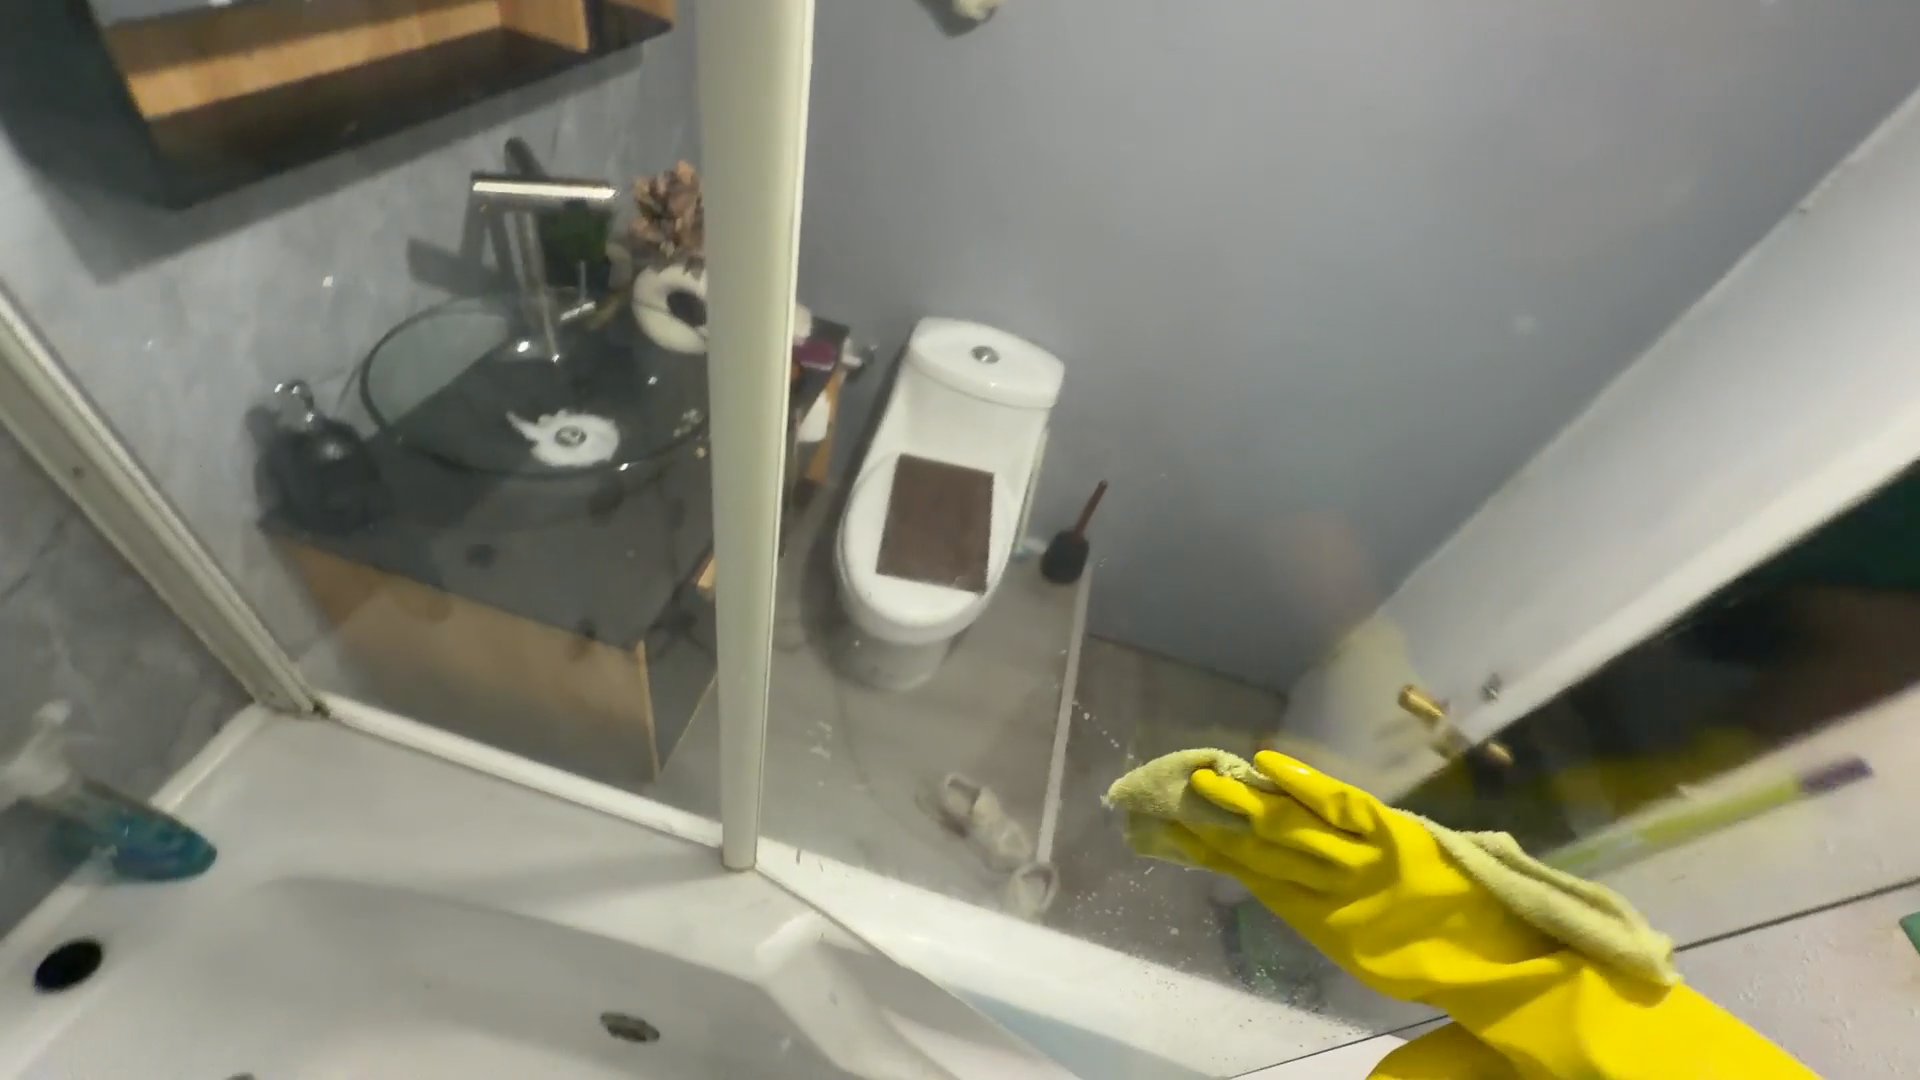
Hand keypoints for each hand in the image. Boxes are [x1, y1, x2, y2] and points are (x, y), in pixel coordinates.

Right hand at [1165, 751, 1565, 1007]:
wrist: (1504, 961)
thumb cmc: (1435, 952)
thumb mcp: (1360, 942)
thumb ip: (1313, 908)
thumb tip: (1266, 877)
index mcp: (1314, 913)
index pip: (1247, 872)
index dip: (1206, 849)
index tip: (1170, 829)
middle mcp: (1324, 884)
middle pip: (1257, 847)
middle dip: (1212, 823)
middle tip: (1170, 797)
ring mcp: (1355, 859)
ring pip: (1286, 826)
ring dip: (1243, 802)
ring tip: (1204, 779)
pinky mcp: (1389, 834)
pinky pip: (1338, 805)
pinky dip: (1303, 785)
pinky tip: (1267, 763)